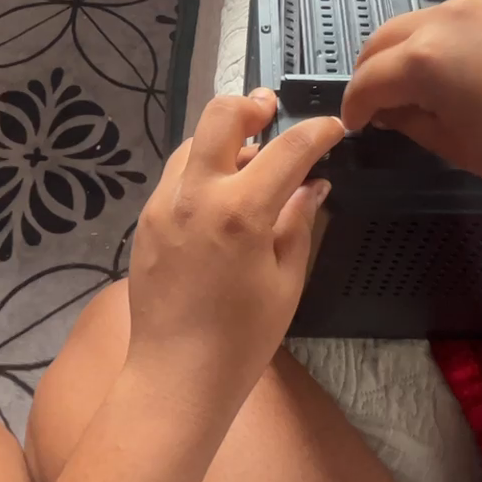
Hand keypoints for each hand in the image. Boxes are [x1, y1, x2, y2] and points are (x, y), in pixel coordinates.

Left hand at [124, 89, 344, 410]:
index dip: (318, 131)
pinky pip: (177, 173)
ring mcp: (164, 202)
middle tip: (272, 112)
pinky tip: (220, 192)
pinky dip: (202, 166)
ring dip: (224, 137)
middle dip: (251, 106)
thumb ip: (299, 222)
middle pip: (220, 116)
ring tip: (250, 157)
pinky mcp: (147, 217)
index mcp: (240, 212)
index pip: (287, 149)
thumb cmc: (242, 338)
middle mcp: (197, 194)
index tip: (333, 128)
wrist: (175, 376)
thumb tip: (314, 184)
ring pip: (193, 140)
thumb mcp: (286, 280)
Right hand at [340, 0, 481, 207]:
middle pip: (381, 40)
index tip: (354, 126)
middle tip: (376, 107)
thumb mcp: (456, 146)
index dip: (354, 107)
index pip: (367, 79)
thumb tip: (388, 110)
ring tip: (410, 90)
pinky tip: (447, 72)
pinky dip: (430, 42)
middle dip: (370, 73)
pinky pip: (446, 20)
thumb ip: (410, 121)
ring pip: (412, 24)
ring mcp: (473, 7)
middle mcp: (440, 20)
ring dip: (398, 53)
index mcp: (423, 59)